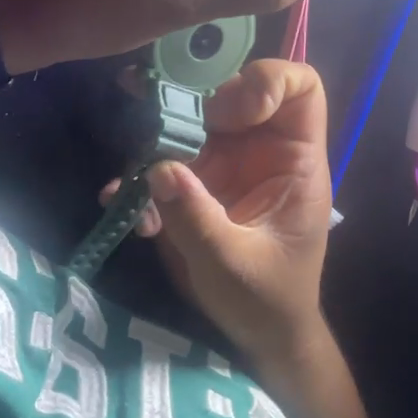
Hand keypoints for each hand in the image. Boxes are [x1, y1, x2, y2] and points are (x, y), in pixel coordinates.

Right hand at [107, 59, 335, 364]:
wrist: (258, 334)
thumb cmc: (265, 300)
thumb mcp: (232, 266)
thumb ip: (197, 219)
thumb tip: (158, 169)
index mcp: (293, 162)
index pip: (299, 89)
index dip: (264, 83)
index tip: (222, 112)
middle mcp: (258, 151)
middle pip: (228, 94)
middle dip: (185, 105)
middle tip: (149, 122)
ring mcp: (223, 164)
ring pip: (185, 122)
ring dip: (150, 139)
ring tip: (125, 174)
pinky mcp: (192, 182)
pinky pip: (159, 158)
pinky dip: (136, 175)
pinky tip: (118, 200)